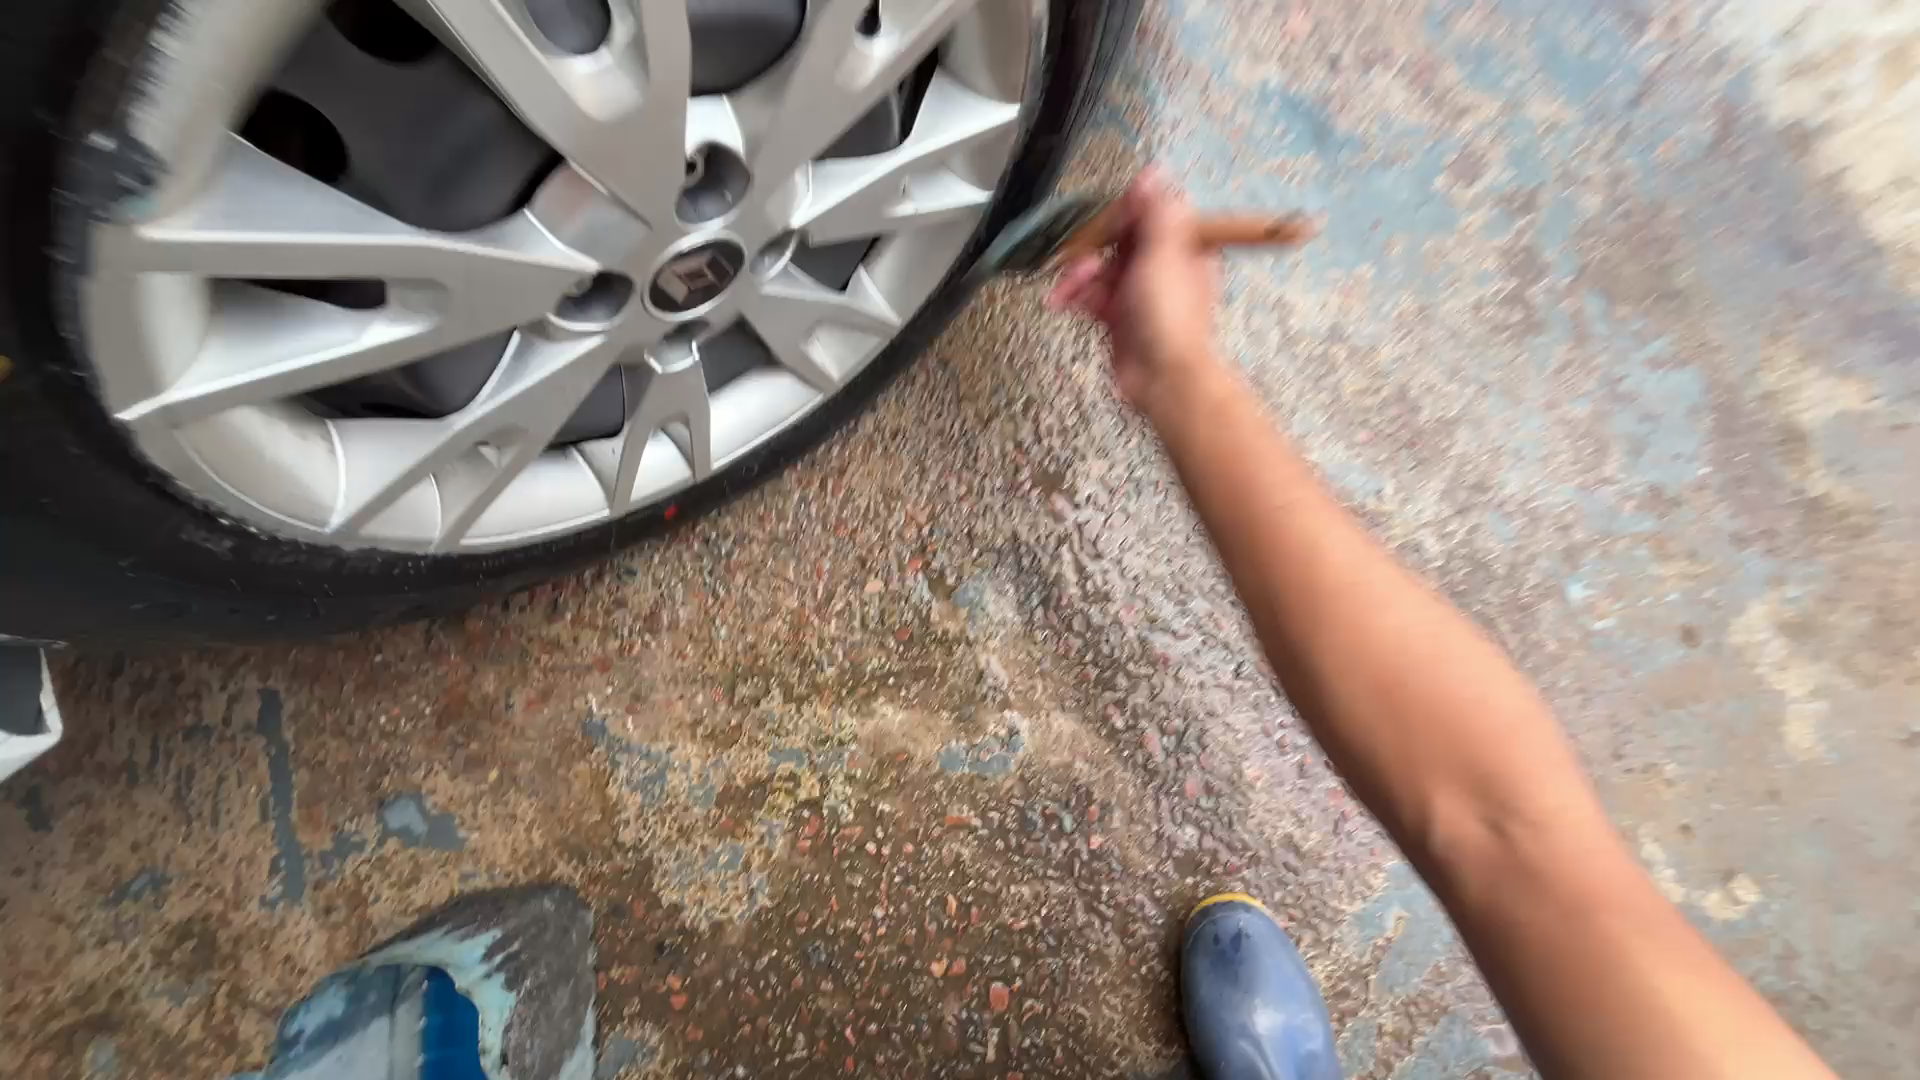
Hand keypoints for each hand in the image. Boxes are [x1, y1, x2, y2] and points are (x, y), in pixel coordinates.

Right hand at [1046, 169, 1222, 413]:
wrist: (1162, 377)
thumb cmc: (1170, 317)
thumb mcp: (1165, 253)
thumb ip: (1157, 212)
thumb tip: (1153, 172)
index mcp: (1182, 246)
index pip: (1147, 214)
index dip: (1120, 215)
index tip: (1100, 222)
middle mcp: (1161, 266)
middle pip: (1117, 241)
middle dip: (1092, 249)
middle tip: (1079, 262)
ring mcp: (1137, 293)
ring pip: (1100, 269)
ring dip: (1077, 276)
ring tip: (1064, 292)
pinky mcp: (1117, 317)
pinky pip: (1091, 297)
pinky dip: (1074, 297)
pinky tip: (1059, 302)